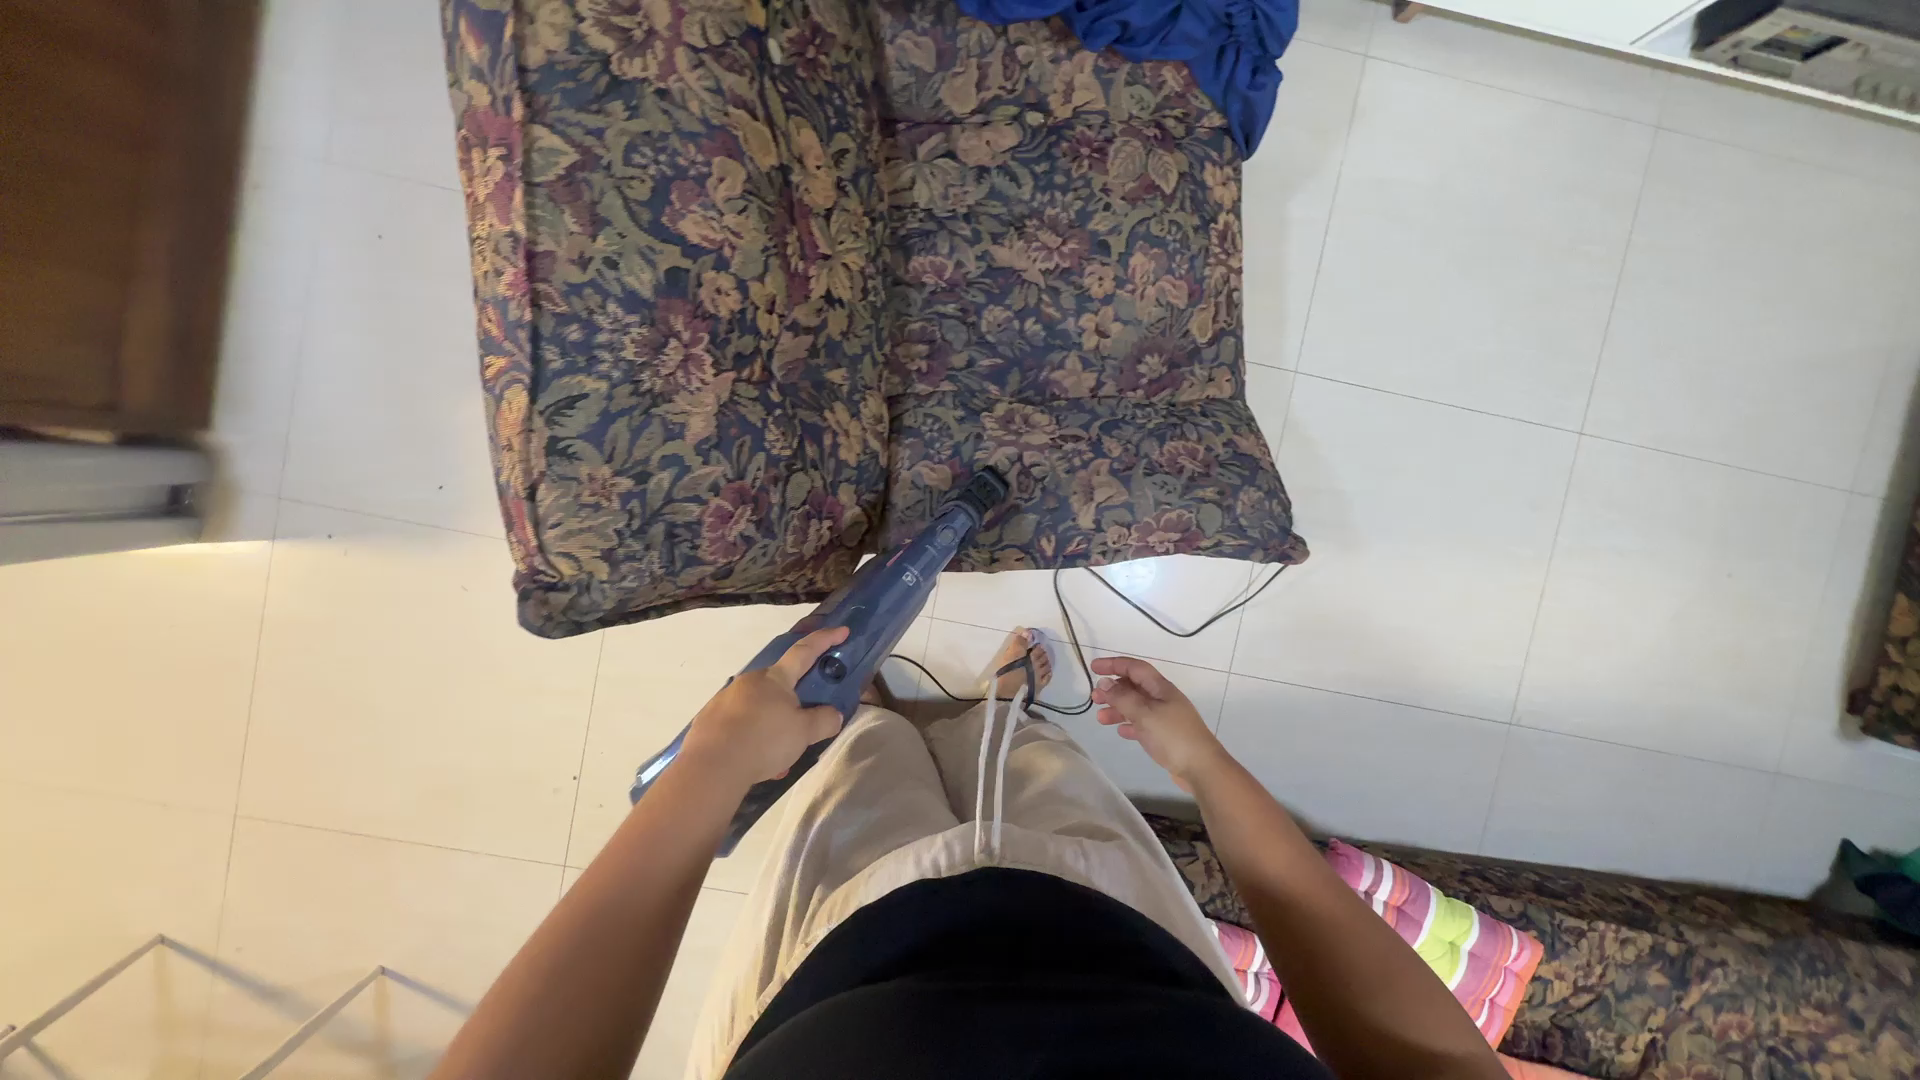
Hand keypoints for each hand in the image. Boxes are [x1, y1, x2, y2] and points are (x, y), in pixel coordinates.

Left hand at [678, 626, 849, 791]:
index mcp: (775, 678)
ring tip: (779, 754)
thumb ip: (823, 721)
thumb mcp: (804, 733)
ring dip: (773, 724)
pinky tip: (756, 760)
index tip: (841, 631)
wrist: (711, 767)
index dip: (825, 639)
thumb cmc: (764, 741)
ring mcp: (726, 698)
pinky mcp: (710, 719)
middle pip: (780, 683)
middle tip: (805, 722)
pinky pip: (740, 723)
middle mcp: (749, 681)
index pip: (805, 651)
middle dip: (794, 699)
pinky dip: (753, 736)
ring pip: (759, 707)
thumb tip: (834, 714)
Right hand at [1090, 656, 1231, 792]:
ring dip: (1117, 709)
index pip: (1135, 668)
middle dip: (1113, 689)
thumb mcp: (1145, 714)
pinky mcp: (1165, 736)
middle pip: (1134, 686)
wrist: (1202, 768)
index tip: (1093, 668)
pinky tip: (1120, 731)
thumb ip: (1122, 698)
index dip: (1114, 664)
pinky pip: (1142, 724)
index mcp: (1161, 688)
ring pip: (1136, 706)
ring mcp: (1165, 718)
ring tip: (1100, 718)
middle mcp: (1163, 699)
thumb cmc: (1173, 736)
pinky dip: (1129, 724)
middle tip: (1094, 698)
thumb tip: (1104, 683)